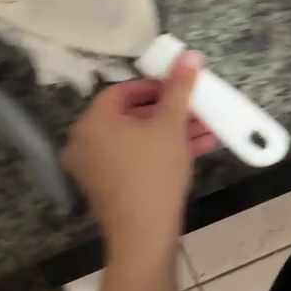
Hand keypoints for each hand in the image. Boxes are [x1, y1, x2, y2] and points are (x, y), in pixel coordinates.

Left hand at [62, 51, 219, 266]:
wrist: (143, 235)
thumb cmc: (154, 173)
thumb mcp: (172, 125)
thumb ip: (180, 88)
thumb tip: (189, 55)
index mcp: (92, 121)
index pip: (125, 89)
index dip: (158, 86)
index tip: (184, 90)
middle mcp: (84, 141)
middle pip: (132, 114)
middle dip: (171, 112)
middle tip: (199, 111)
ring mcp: (92, 167)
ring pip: (137, 138)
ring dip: (172, 132)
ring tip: (207, 132)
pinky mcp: (106, 186)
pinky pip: (134, 158)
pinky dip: (160, 152)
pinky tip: (195, 151)